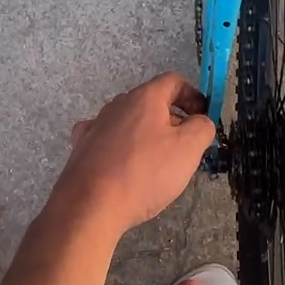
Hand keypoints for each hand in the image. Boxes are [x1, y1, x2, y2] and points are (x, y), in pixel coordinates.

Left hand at [54, 72, 215, 235]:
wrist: (91, 204)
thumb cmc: (144, 173)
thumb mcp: (188, 149)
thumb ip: (202, 127)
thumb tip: (200, 121)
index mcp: (144, 98)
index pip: (173, 81)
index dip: (192, 95)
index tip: (202, 117)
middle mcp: (118, 104)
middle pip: (151, 101)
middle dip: (172, 118)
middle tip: (185, 147)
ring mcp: (96, 123)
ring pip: (130, 120)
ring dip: (148, 134)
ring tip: (157, 163)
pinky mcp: (82, 146)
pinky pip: (108, 138)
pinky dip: (121, 146)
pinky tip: (124, 165)